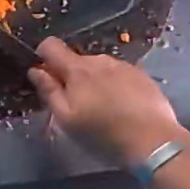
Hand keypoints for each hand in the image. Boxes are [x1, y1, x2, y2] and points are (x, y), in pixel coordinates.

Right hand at [28, 38, 185, 164]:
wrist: (154, 142)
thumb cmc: (102, 133)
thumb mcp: (66, 118)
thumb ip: (48, 91)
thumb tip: (35, 70)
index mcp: (77, 69)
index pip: (51, 45)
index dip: (43, 56)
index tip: (48, 76)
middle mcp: (100, 60)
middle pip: (76, 59)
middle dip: (71, 76)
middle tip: (78, 103)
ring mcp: (124, 66)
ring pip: (98, 68)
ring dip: (94, 81)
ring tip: (103, 107)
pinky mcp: (143, 77)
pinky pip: (119, 75)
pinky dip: (114, 86)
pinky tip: (122, 107)